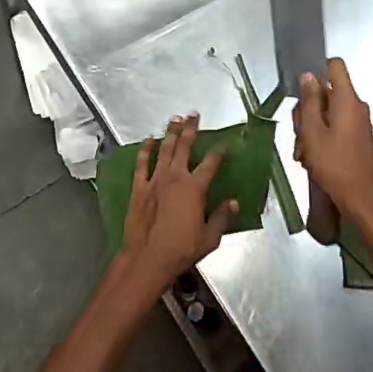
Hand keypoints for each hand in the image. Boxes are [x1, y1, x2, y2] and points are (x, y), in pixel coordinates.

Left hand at [118, 114, 235, 292]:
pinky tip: (149, 139)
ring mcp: (155, 180)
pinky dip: (145, 149)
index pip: (210, 163)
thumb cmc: (182, 249)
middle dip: (190, 129)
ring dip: (170, 133)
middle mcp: (175, 178)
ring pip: (164, 150)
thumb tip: (233, 202)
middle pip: (184, 147)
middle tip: (193, 115)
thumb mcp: (210, 237)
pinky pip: (142, 163)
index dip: (219, 150)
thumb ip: (221, 217)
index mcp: (195, 188)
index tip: (224, 141)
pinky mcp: (139, 187)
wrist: (148, 256)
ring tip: (174, 119)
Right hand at [297, 58, 372, 222]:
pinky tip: (311, 156)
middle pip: (326, 92)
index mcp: (348, 101)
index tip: (301, 87)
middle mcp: (357, 107)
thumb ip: (309, 100)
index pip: (335, 66)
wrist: (359, 198)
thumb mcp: (312, 130)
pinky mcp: (357, 137)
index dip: (316, 69)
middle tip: (299, 130)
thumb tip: (308, 76)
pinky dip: (320, 137)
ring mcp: (359, 123)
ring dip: (310, 127)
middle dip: (307, 108)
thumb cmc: (333, 163)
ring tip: (303, 150)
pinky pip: (334, 126)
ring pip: (326, 112)